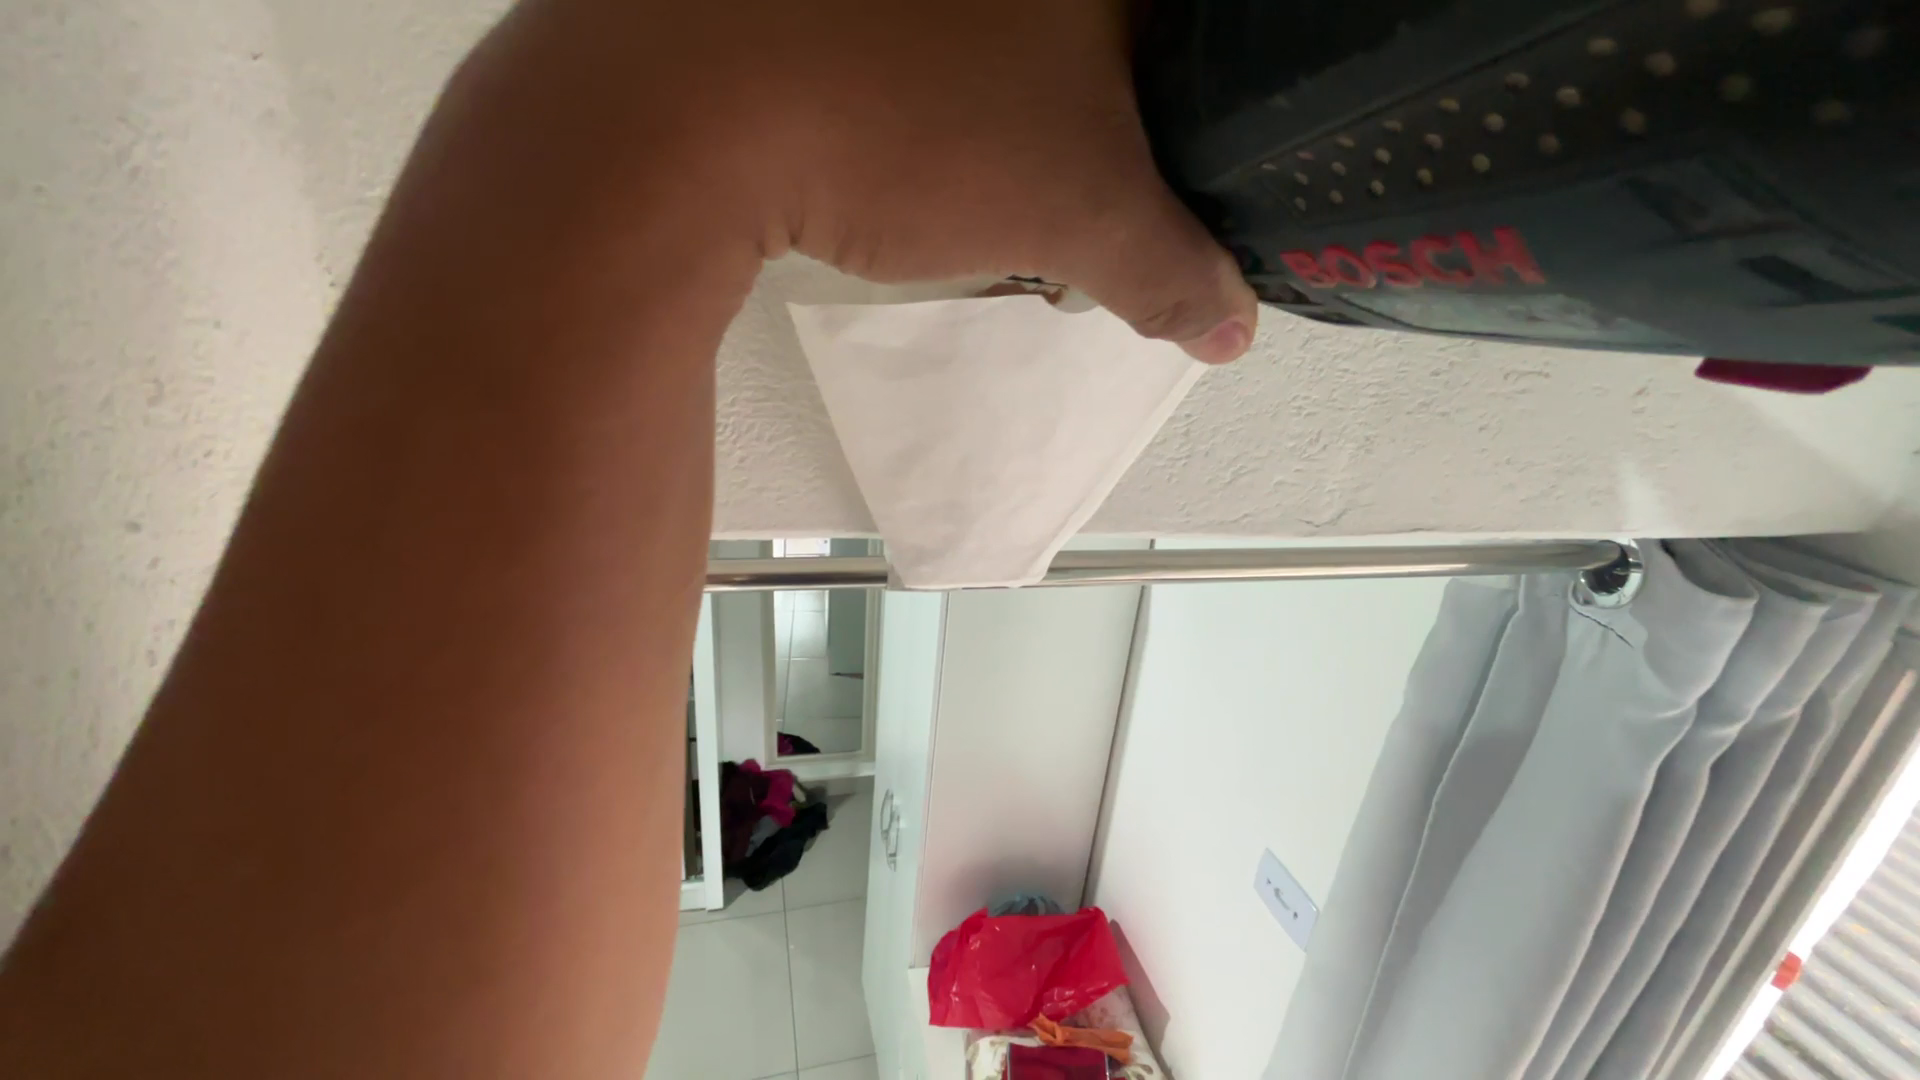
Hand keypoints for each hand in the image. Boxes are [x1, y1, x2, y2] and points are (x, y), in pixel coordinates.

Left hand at [446, 0, 1258, 361]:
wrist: (699, 112)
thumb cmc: (914, 133)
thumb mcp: (1073, 211)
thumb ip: (1171, 270)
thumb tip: (1235, 332)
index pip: (1206, 47)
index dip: (1217, 123)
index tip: (1202, 186)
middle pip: (1123, 55)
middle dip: (1127, 131)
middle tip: (1111, 203)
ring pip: (1034, 54)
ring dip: (1039, 127)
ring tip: (1015, 195)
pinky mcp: (855, 11)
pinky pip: (951, 58)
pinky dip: (966, 114)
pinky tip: (937, 162)